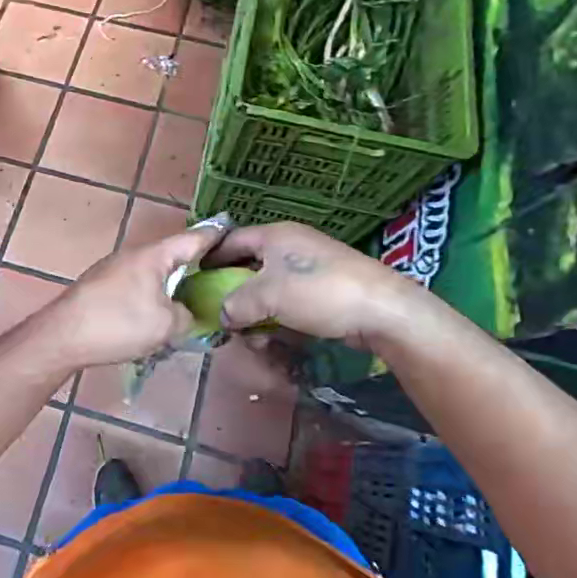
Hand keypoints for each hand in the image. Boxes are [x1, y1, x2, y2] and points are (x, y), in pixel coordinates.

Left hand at [26, 223, 228, 368]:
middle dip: (195, 265)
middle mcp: (134, 254)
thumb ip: (187, 316)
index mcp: (154, 255)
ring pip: (153, 272)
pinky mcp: (100, 286)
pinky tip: (156, 314)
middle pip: (173, 255)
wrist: (62, 336)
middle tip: (219, 276)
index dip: (216, 236)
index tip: (235, 231)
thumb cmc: (118, 324)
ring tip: (190, 299)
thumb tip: (187, 314)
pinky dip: (152, 294)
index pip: (194, 238)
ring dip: (172, 284)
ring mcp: (114, 268)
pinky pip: (136, 285)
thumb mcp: (166, 325)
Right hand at [207, 222, 433, 349]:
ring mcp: (309, 270)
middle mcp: (290, 247)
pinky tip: (276, 341)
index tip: (195, 281)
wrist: (381, 311)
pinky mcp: (324, 292)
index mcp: (274, 236)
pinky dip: (277, 320)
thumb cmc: (318, 292)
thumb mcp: (267, 296)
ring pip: (268, 291)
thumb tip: (224, 316)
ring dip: (256, 316)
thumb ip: (235, 304)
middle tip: (226, 320)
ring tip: (255, 340)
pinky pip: (288, 303)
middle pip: (248, 268)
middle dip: (235, 297)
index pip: (230, 240)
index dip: (210, 258)